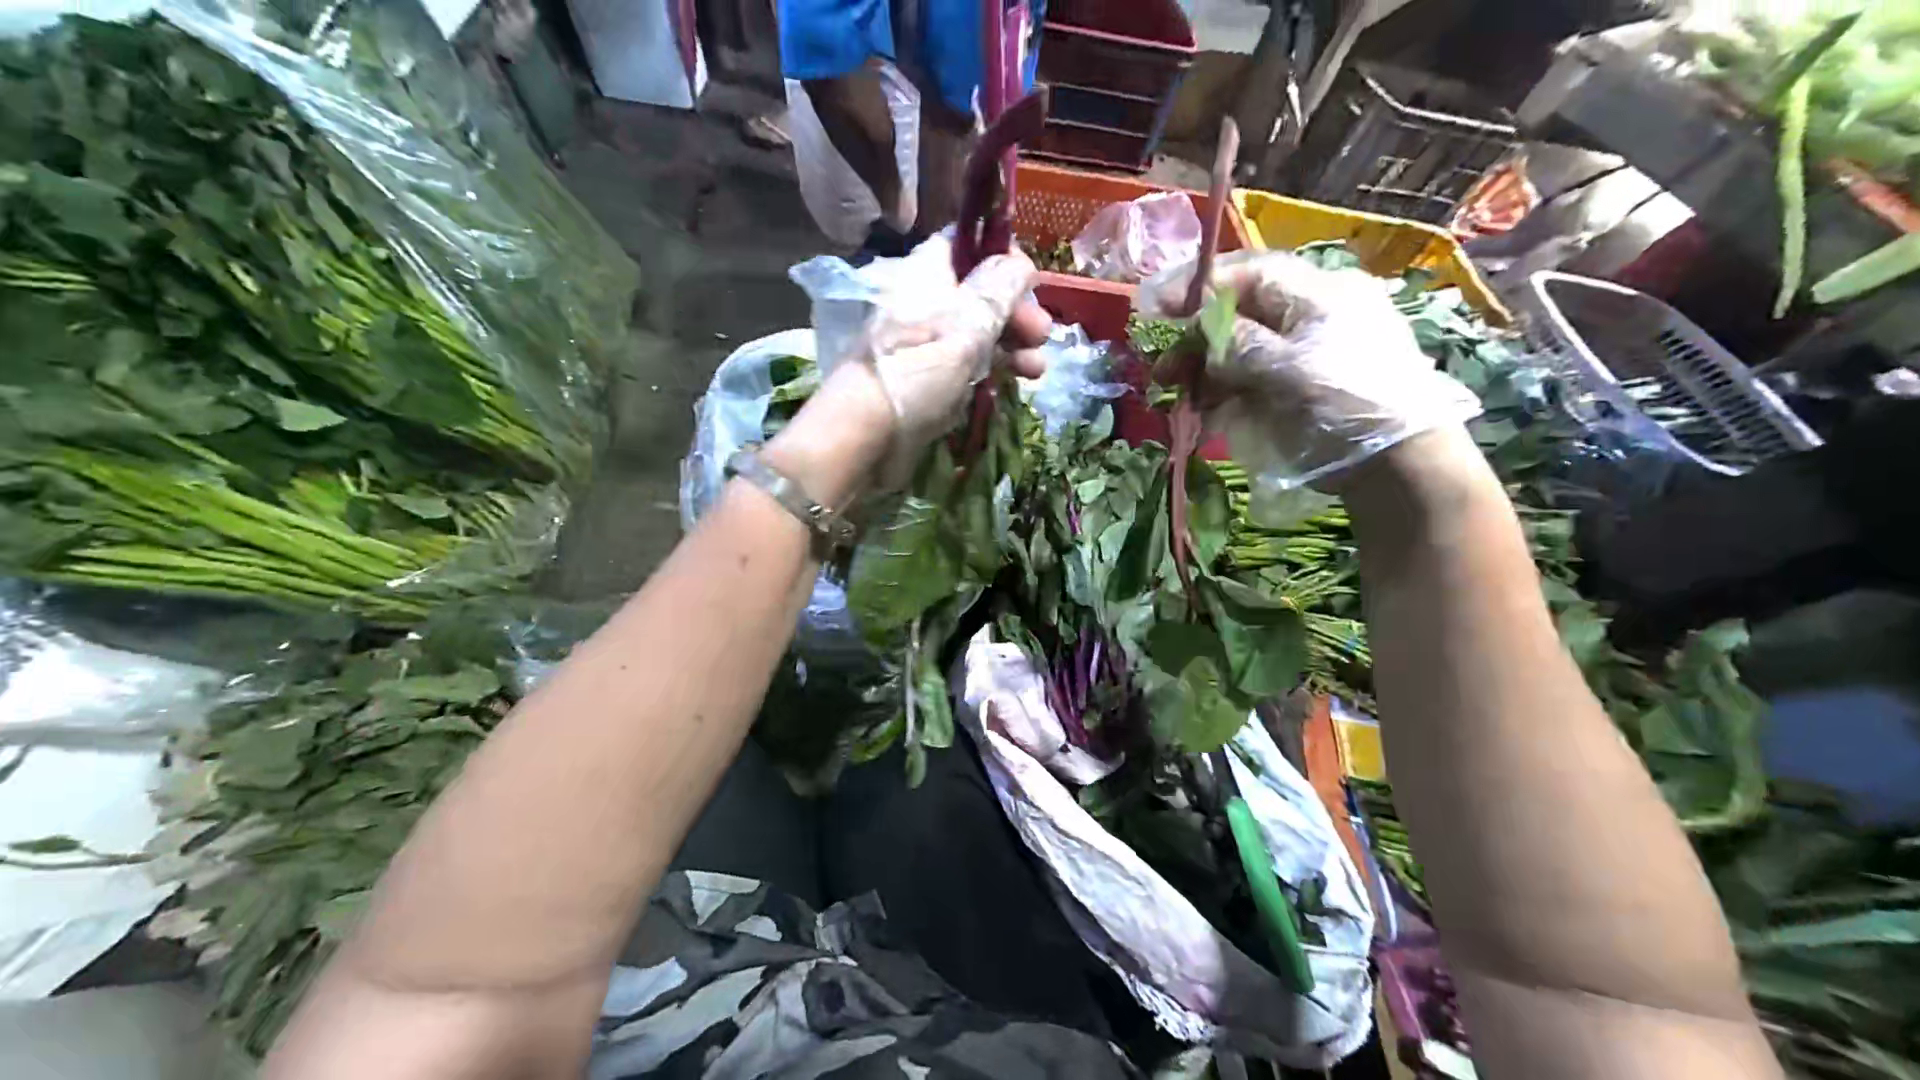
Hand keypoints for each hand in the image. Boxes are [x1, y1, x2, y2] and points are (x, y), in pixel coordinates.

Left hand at [860, 234, 1051, 457]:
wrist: (868, 435)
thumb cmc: (918, 370)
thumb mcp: (967, 323)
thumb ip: (999, 289)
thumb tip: (1018, 262)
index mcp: (927, 275)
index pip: (967, 248)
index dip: (1002, 259)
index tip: (1031, 283)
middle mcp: (926, 304)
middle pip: (980, 294)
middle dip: (1016, 313)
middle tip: (1041, 336)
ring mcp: (927, 346)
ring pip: (978, 334)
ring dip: (1012, 347)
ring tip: (1035, 370)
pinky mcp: (929, 382)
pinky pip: (967, 368)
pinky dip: (992, 372)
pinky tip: (1012, 384)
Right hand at [1139, 250, 1479, 504]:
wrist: (1395, 466)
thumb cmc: (1346, 404)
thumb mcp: (1288, 367)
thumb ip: (1237, 342)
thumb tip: (1199, 330)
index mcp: (1319, 293)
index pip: (1250, 273)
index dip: (1200, 286)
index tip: (1157, 307)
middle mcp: (1309, 316)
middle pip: (1238, 312)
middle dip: (1194, 334)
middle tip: (1160, 364)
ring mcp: (1300, 354)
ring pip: (1236, 348)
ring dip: (1200, 366)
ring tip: (1172, 387)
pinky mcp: (1292, 389)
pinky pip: (1244, 379)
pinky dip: (1218, 389)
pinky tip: (1200, 404)